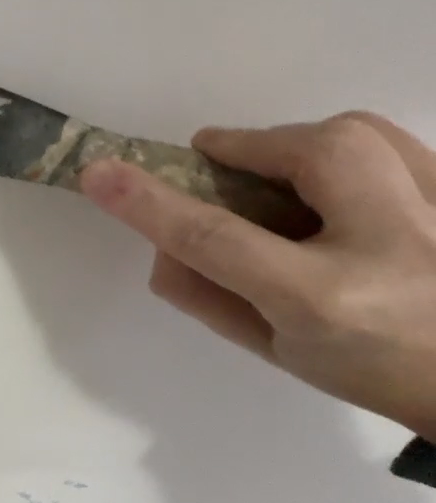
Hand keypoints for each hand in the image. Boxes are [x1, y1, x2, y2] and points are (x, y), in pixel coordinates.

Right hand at [81, 112, 435, 439]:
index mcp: (323, 298)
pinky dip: (353, 152)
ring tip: (277, 173)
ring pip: (365, 133)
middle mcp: (395, 245)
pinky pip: (402, 144)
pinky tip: (337, 186)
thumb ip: (204, 292)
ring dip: (301, 143)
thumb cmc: (366, 369)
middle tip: (214, 160)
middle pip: (317, 152)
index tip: (98, 172)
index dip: (148, 200)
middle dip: (250, 144)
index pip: (213, 236)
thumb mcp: (270, 348)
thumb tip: (159, 235)